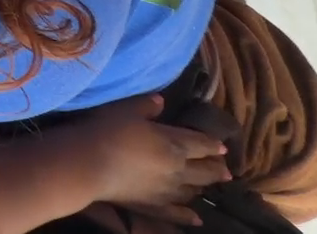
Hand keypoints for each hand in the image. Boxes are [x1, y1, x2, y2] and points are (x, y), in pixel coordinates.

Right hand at [78, 95, 229, 226]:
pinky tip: (196, 217)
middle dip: (217, 169)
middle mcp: (179, 170)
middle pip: (206, 171)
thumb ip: (145, 106)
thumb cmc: (107, 130)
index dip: (213, 144)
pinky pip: (178, 213)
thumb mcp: (124, 110)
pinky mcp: (156, 206)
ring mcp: (169, 191)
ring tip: (205, 185)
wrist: (91, 164)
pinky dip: (189, 215)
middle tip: (225, 169)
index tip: (222, 147)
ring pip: (194, 191)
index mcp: (173, 144)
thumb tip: (162, 100)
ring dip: (201, 187)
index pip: (201, 144)